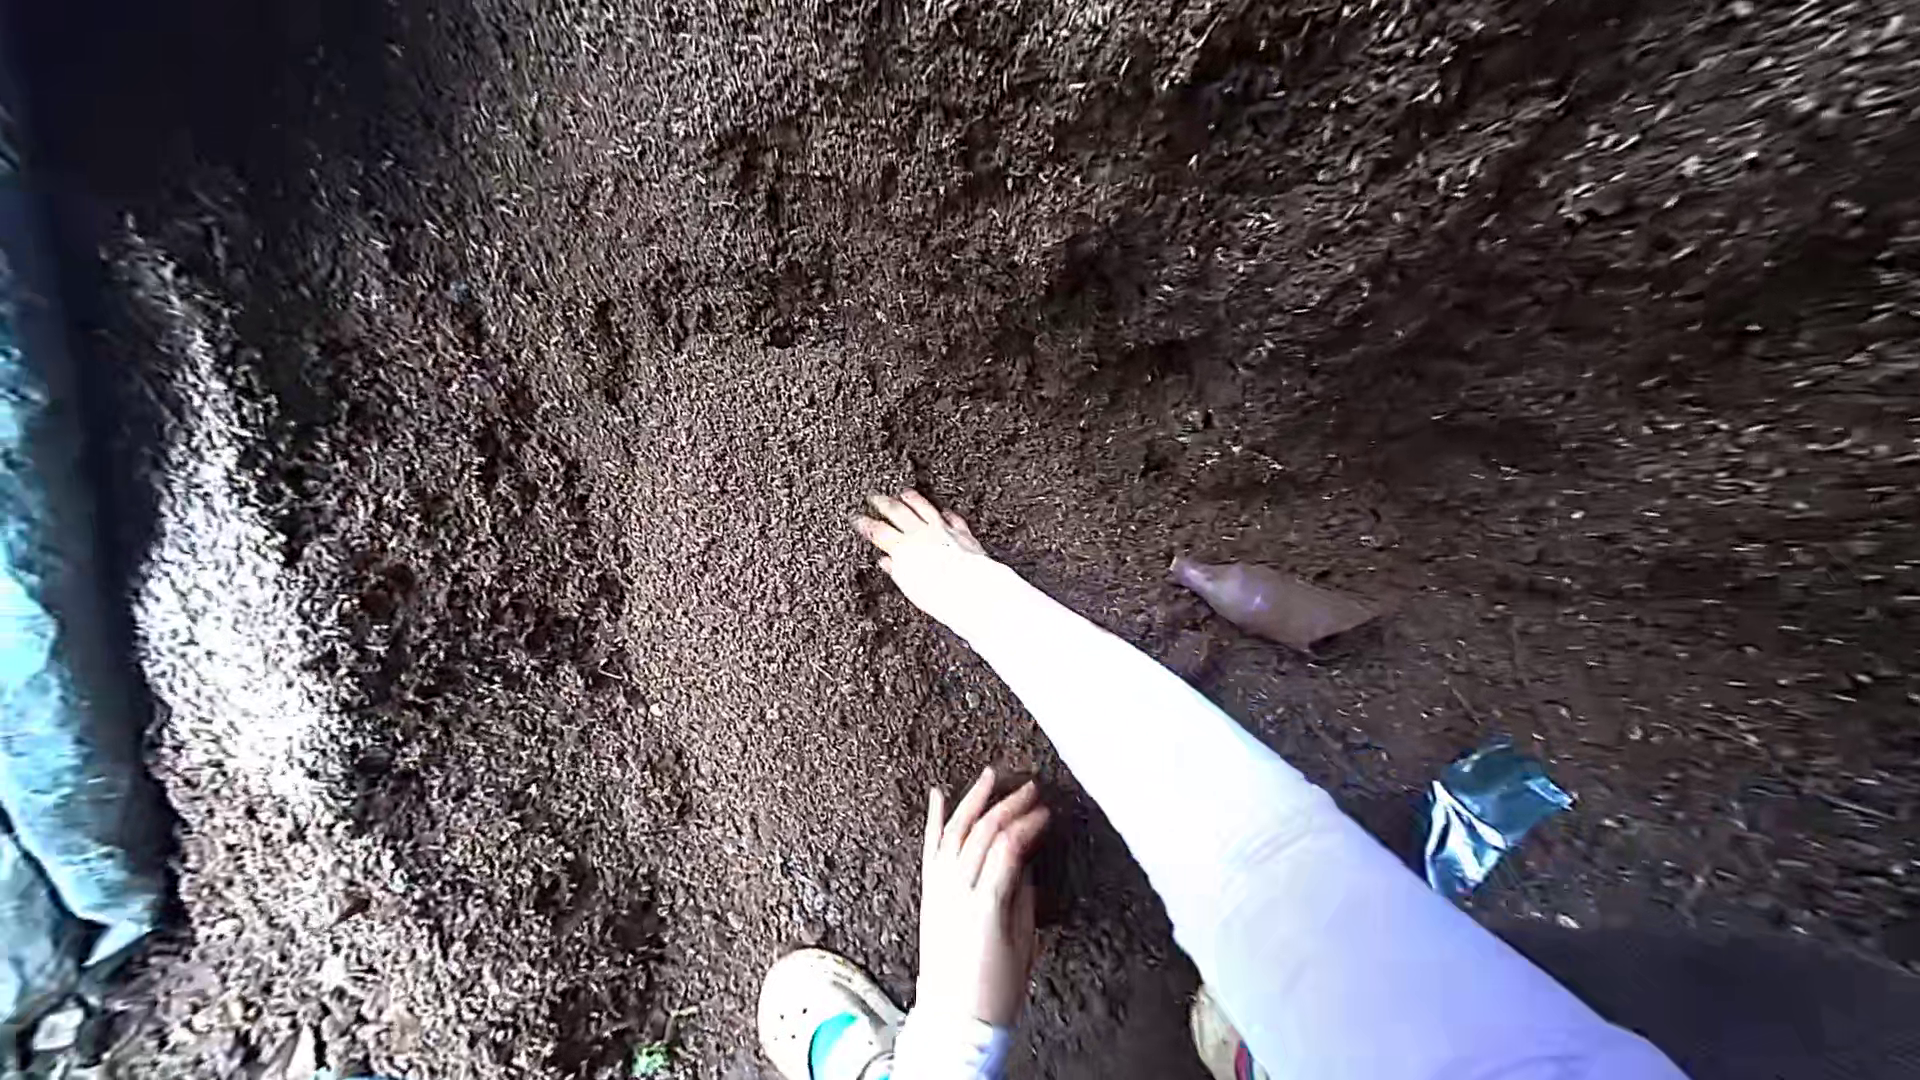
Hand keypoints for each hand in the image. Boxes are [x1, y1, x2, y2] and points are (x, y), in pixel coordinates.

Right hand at [854, 490, 1000, 631]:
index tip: (857, 518)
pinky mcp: (962, 533)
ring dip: (913, 499)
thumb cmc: (939, 594)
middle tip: (874, 496)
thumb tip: (886, 561)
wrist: (969, 589)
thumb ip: (897, 570)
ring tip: (904, 492)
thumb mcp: (910, 586)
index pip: (878, 532)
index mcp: (904, 548)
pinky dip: (945, 513)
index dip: (865, 523)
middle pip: (898, 512)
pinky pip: (952, 518)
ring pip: (924, 508)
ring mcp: (942, 530)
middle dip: (883, 502)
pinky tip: (943, 510)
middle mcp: (921, 534)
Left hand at [915, 767, 1048, 1027]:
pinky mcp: (929, 891)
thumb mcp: (1023, 944)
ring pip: (955, 831)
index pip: (1008, 846)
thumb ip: (1023, 896)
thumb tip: (1025, 861)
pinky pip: (930, 847)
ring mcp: (940, 888)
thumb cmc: (993, 991)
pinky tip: (938, 795)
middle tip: (1029, 788)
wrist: (954, 1022)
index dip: (1028, 824)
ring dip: (973, 800)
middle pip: (983, 832)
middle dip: (1008, 805)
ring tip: (990, 776)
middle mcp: (958, 890)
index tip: (1045, 813)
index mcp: (985, 905)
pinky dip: (934, 819)